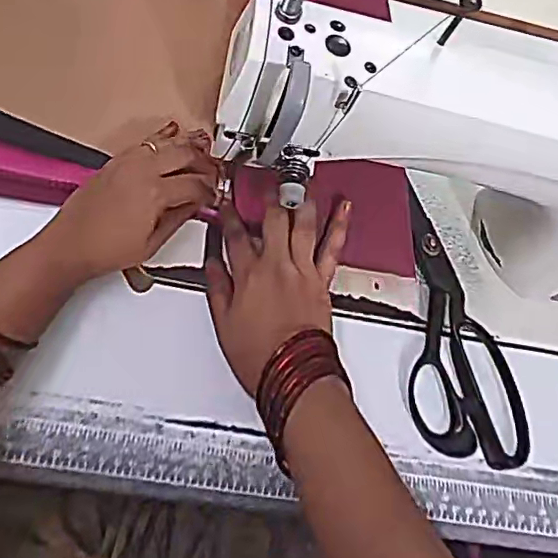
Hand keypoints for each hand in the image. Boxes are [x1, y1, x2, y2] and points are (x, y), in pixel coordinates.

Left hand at [33, 122, 219, 285]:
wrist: (70, 244)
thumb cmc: (103, 248)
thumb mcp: (151, 245)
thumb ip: (179, 219)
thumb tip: (196, 205)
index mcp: (155, 194)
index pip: (196, 183)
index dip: (211, 190)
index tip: (214, 196)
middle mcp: (143, 171)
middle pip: (188, 154)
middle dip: (207, 164)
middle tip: (214, 175)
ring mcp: (129, 161)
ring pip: (169, 141)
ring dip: (189, 146)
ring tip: (201, 154)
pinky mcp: (117, 159)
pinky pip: (147, 140)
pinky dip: (165, 137)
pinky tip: (174, 136)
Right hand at [204, 197, 350, 395]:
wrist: (294, 375)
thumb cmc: (260, 356)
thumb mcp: (224, 322)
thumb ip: (218, 287)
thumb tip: (213, 265)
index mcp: (248, 274)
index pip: (236, 234)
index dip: (230, 215)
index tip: (228, 203)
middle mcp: (276, 266)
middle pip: (271, 219)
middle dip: (267, 196)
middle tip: (266, 182)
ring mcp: (301, 270)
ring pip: (302, 224)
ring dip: (301, 200)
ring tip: (301, 182)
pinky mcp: (321, 280)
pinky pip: (332, 247)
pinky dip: (340, 225)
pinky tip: (344, 208)